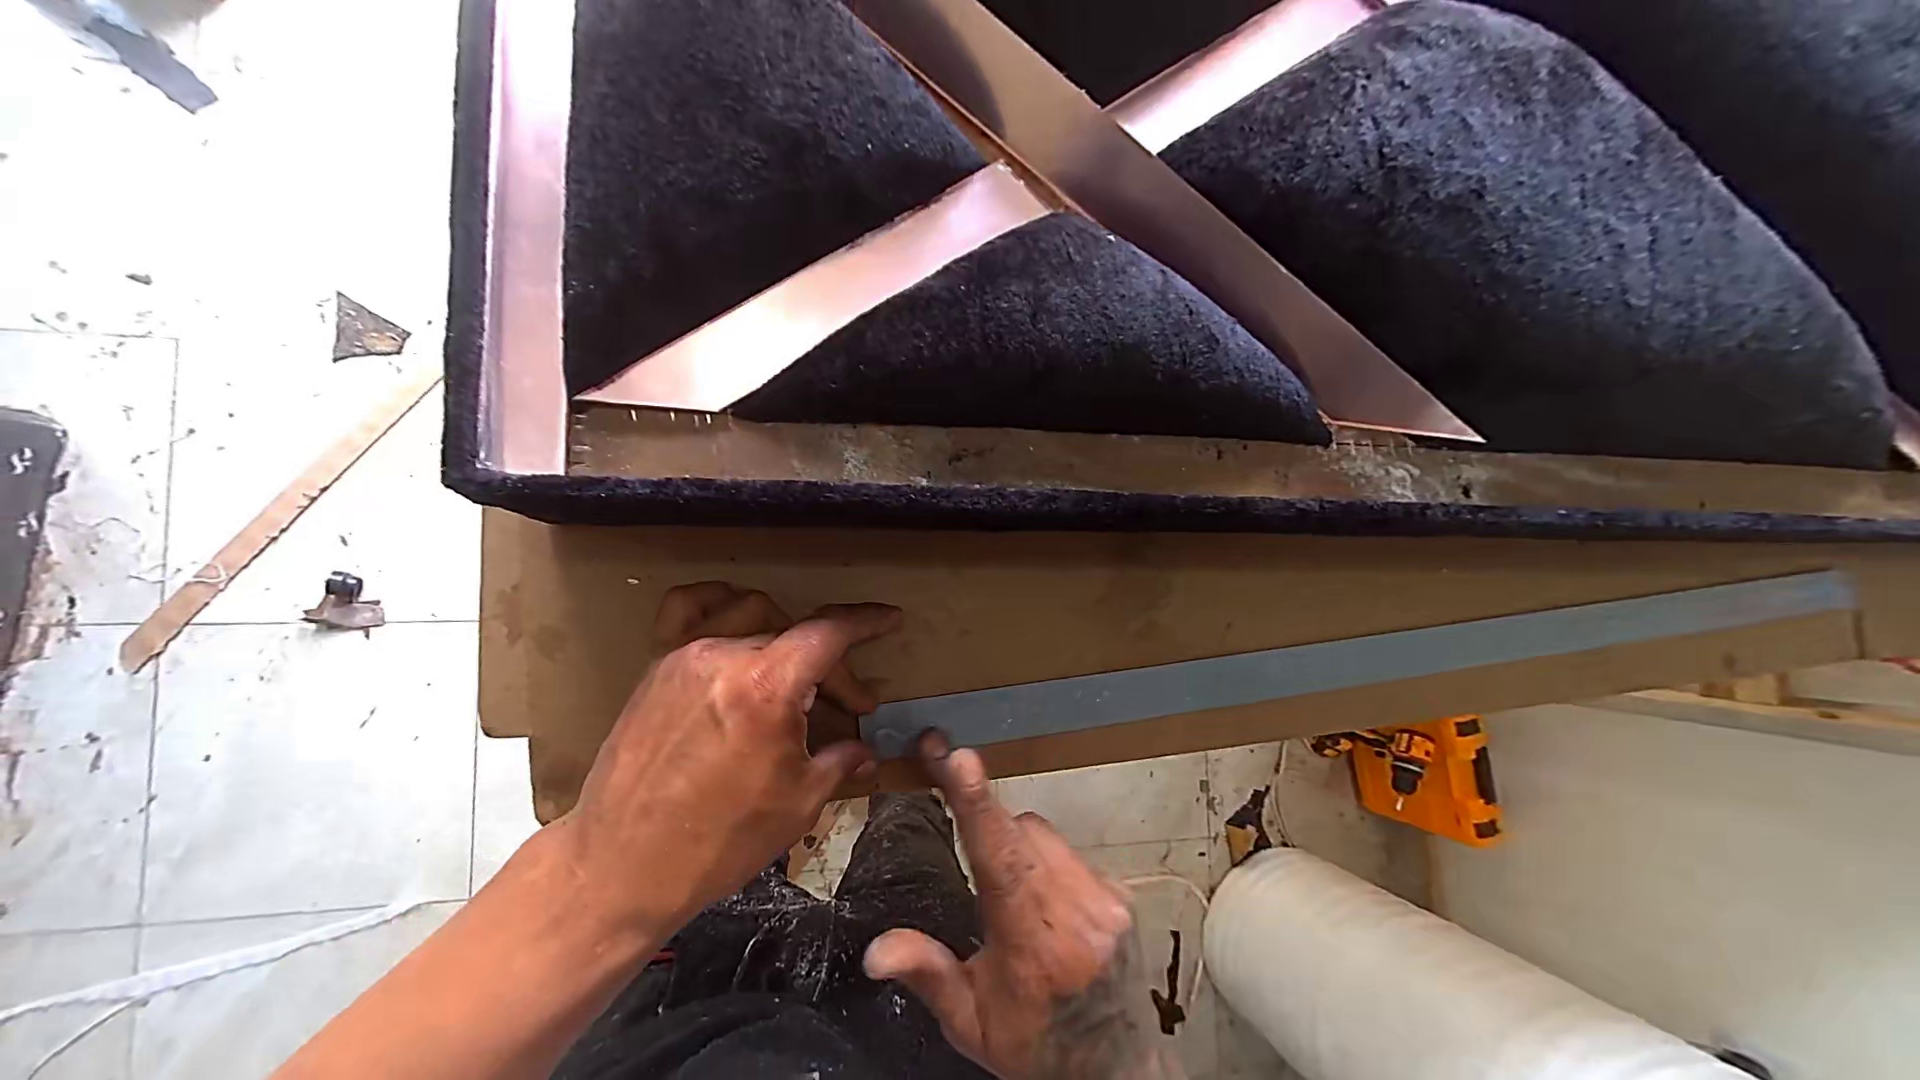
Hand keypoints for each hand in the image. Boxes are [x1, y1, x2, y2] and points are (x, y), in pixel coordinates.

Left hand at [554, 582, 901, 933]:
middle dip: (832, 667)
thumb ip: (839, 761)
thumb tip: (864, 752)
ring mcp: (684, 656)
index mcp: (765, 688)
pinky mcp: (656, 667)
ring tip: (796, 672)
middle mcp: (724, 656)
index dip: (867, 621)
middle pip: (795, 636)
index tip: (889, 619)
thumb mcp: (798, 802)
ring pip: (751, 614)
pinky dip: (718, 603)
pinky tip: (734, 621)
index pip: (828, 632)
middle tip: (849, 707)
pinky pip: (686, 609)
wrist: (620, 869)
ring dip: (786, 637)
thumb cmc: (718, 841)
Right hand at [864, 732, 1179, 1079]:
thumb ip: (928, 975)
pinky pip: (1069, 850)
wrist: (1118, 1068)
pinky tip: (1045, 901)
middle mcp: (1076, 912)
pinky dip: (1046, 860)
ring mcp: (1105, 900)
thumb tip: (876, 951)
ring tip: (1010, 894)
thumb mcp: (972, 1023)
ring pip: (1044, 833)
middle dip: (989, 827)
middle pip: (1019, 831)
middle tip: (970, 850)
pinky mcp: (1121, 893)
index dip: (976, 802)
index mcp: (1032, 944)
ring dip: (1016, 845)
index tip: (957, 757)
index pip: (999, 857)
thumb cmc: (1037, 1045)